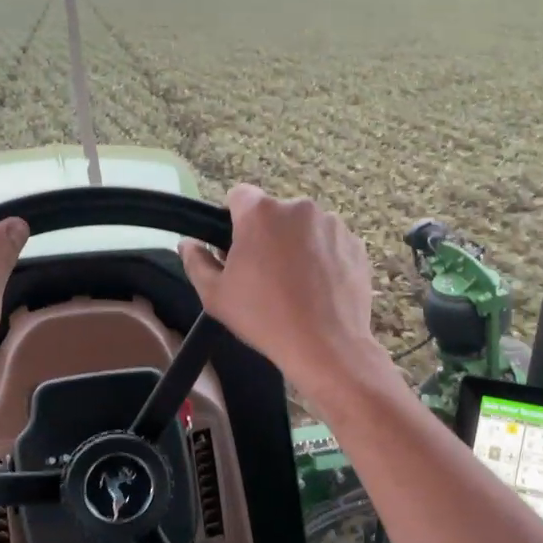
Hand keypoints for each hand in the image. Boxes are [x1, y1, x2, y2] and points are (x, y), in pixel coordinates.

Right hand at [178, 185, 386, 401]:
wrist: (326, 345)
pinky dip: (324, 258)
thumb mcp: (215, 295)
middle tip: (264, 275)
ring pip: (305, 228)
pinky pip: (331, 243)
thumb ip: (196, 262)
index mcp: (261, 213)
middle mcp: (299, 208)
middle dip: (268, 235)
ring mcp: (332, 224)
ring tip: (296, 285)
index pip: (239, 196)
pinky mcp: (355, 244)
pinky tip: (319, 290)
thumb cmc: (264, 318)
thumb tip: (188, 244)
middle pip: (275, 214)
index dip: (233, 221)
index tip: (236, 249)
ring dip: (297, 245)